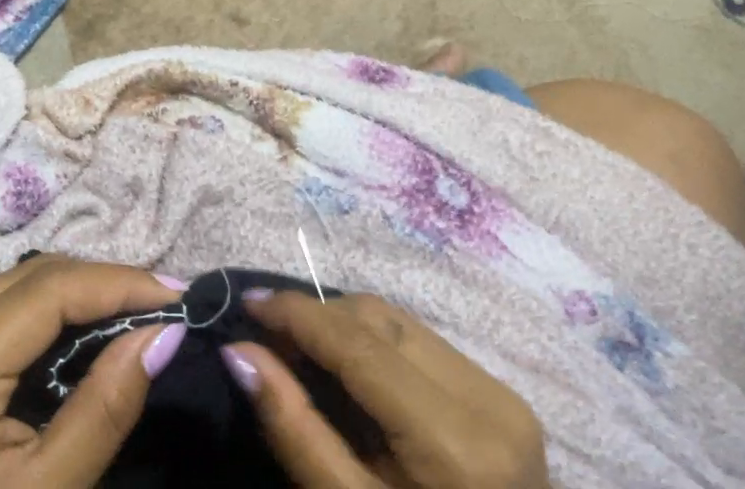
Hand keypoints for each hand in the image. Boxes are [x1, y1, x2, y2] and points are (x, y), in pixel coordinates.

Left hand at [0, 254, 187, 488]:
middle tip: (163, 306)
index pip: (44, 291)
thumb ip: (104, 408)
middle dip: (101, 282)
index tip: (177, 294)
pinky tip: (82, 330)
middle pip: (26, 278)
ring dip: (75, 291)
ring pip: (10, 285)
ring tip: (133, 314)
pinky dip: (44, 311)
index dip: (116, 282)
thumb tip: (162, 333)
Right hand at [223, 292, 548, 488]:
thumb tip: (240, 352)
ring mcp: (502, 393)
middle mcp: (487, 400)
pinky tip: (348, 366)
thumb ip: (294, 427)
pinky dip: (377, 342)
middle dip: (318, 316)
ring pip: (402, 322)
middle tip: (268, 337)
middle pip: (382, 320)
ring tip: (301, 348)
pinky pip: (424, 342)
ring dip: (345, 324)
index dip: (300, 314)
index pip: (361, 345)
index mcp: (453, 442)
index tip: (249, 302)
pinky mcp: (504, 394)